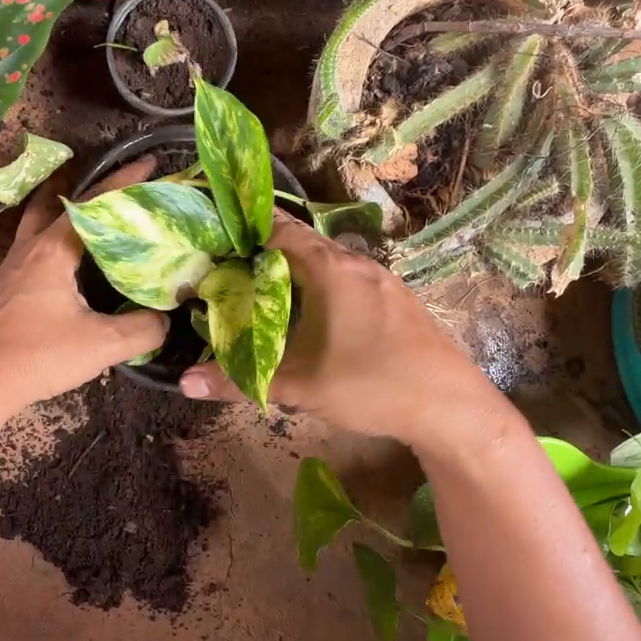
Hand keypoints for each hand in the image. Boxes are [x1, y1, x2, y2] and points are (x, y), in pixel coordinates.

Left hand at [0, 158, 168, 419]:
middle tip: (114, 187)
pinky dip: (54, 243)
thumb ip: (141, 329)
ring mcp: (11, 268)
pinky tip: (68, 265)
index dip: (123, 182)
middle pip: (56, 203)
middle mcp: (29, 249)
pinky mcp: (4, 290)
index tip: (149, 164)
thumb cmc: (35, 356)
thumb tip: (165, 319)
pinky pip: (33, 251)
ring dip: (63, 214)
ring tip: (93, 219)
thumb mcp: (101, 346)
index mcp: (52, 250)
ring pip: (39, 226)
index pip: (93, 204)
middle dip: (85, 188)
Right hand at [178, 212, 501, 442]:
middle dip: (264, 254)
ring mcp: (383, 282)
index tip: (214, 241)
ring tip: (260, 293)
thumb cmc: (373, 384)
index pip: (279, 229)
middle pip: (302, 244)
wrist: (455, 411)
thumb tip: (184, 383)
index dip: (244, 230)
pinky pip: (348, 281)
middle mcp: (357, 264)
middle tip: (227, 271)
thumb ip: (239, 381)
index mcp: (331, 269)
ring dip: (294, 273)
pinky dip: (320, 288)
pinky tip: (310, 319)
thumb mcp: (299, 385)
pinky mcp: (398, 303)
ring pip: (327, 265)